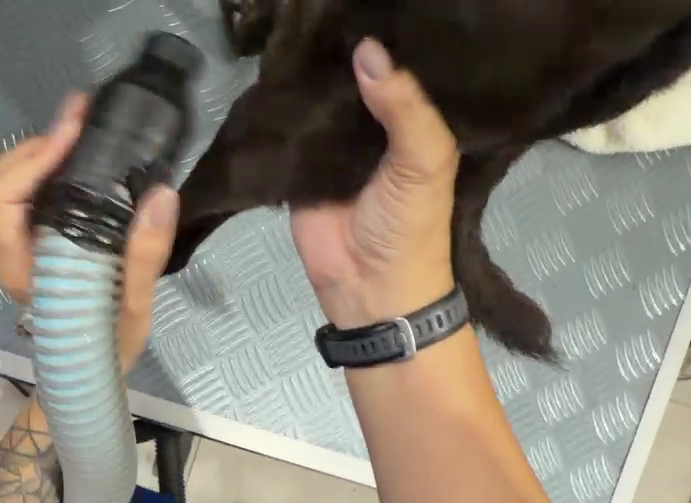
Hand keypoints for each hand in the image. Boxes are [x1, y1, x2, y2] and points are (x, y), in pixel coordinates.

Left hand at [0, 94, 180, 370]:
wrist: (86, 374)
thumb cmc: (103, 349)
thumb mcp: (130, 312)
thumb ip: (142, 259)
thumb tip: (161, 193)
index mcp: (22, 269)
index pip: (2, 202)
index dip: (32, 160)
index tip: (74, 130)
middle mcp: (12, 252)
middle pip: (0, 182)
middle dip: (37, 145)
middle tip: (85, 117)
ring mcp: (20, 245)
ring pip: (12, 183)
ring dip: (43, 150)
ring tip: (86, 126)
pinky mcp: (36, 240)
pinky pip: (30, 193)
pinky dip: (51, 164)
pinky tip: (83, 151)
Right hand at [291, 40, 458, 328]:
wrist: (368, 286)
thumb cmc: (410, 223)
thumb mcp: (425, 157)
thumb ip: (403, 105)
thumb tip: (365, 50)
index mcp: (410, 123)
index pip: (396, 73)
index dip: (385, 45)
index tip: (360, 10)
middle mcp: (369, 133)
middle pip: (350, 88)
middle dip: (336, 62)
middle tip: (313, 21)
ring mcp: (328, 156)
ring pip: (315, 113)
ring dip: (303, 90)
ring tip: (286, 46)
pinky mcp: (295, 179)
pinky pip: (285, 147)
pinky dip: (277, 127)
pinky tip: (266, 93)